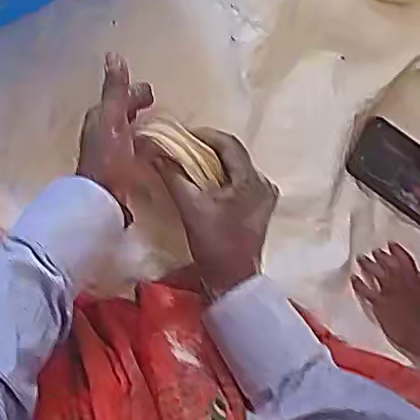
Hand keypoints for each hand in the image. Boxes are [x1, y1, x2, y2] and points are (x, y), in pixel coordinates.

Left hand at [76, 53, 153, 211]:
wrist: (102, 199)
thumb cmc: (108, 157)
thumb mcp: (113, 118)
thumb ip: (115, 90)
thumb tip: (112, 55)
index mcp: (99, 117)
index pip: (118, 98)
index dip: (134, 93)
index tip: (150, 93)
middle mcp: (100, 132)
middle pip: (121, 114)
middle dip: (136, 108)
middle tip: (154, 107)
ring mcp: (107, 152)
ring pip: (125, 131)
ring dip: (139, 127)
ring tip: (157, 128)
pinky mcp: (116, 170)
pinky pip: (130, 149)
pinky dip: (140, 145)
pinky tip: (150, 152)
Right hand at [147, 129, 277, 296]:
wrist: (232, 282)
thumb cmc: (214, 244)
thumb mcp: (191, 207)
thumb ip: (174, 176)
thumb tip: (156, 153)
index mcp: (252, 181)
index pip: (229, 144)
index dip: (204, 136)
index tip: (182, 137)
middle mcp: (263, 184)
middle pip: (233, 155)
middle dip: (206, 149)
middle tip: (182, 149)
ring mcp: (264, 197)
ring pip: (236, 168)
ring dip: (213, 164)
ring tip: (189, 163)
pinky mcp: (258, 209)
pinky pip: (238, 182)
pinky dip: (220, 177)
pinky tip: (204, 182)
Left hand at [353, 243, 419, 353]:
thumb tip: (418, 275)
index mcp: (412, 276)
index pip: (403, 258)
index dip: (396, 250)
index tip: (390, 245)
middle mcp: (396, 280)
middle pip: (385, 263)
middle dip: (379, 256)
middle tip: (374, 251)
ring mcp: (385, 290)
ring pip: (373, 272)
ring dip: (366, 264)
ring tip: (361, 259)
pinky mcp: (376, 302)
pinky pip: (364, 290)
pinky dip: (358, 283)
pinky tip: (354, 278)